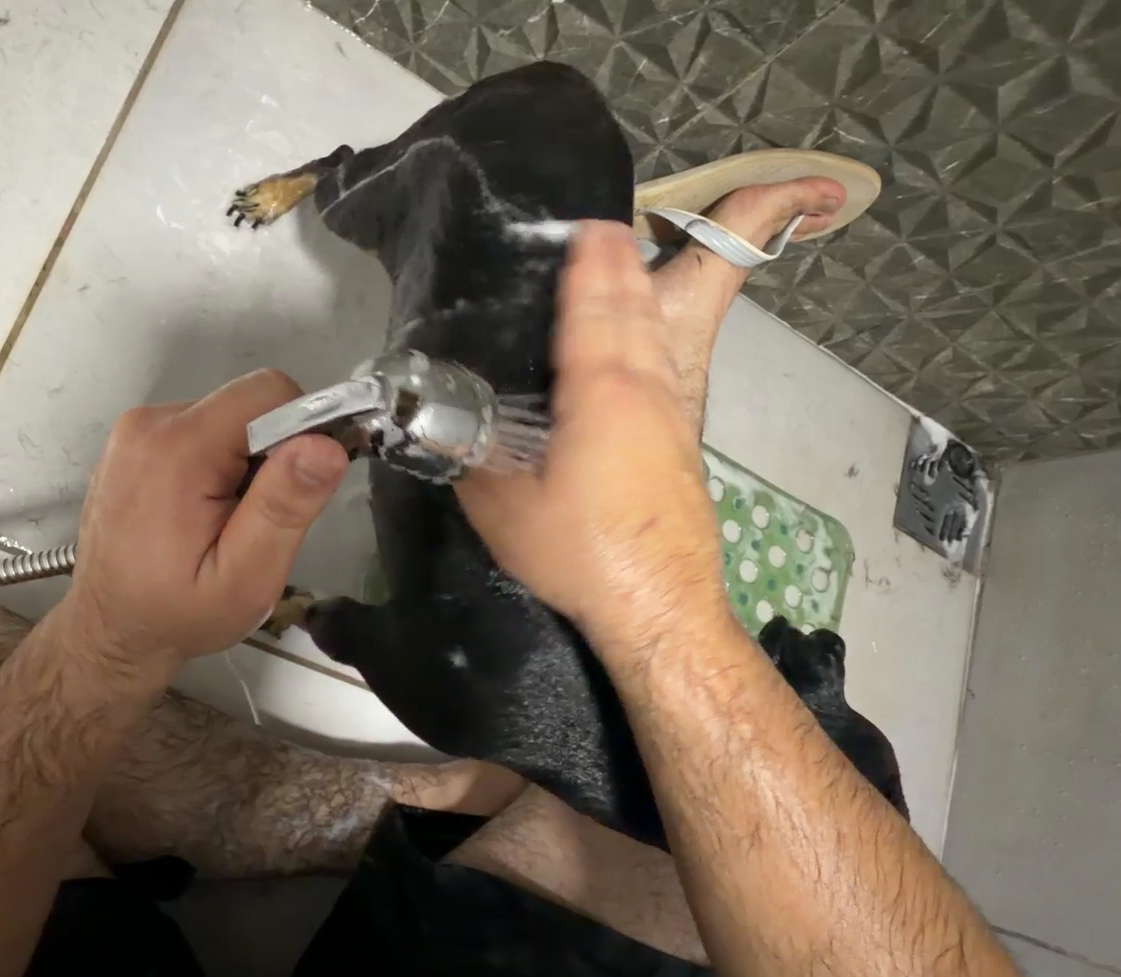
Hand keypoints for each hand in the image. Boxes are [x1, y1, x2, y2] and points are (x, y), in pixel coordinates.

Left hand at [53, 369, 348, 681]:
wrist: (111, 631)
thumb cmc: (178, 613)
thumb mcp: (246, 577)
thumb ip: (284, 508)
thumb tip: (326, 446)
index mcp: (178, 448)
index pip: (269, 393)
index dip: (303, 431)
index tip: (300, 488)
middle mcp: (151, 422)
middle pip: (248, 404)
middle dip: (272, 454)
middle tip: (259, 519)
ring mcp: (136, 430)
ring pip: (227, 418)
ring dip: (245, 462)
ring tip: (228, 522)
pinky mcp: (134, 442)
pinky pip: (200, 431)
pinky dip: (217, 463)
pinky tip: (203, 513)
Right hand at [459, 221, 724, 644]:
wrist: (659, 604)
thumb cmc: (581, 552)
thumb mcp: (505, 510)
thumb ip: (471, 460)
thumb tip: (439, 431)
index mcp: (601, 396)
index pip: (593, 313)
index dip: (588, 268)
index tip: (587, 227)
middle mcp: (645, 392)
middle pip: (634, 313)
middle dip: (620, 267)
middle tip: (606, 231)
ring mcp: (672, 417)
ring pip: (657, 338)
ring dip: (641, 297)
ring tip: (627, 269)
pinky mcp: (681, 445)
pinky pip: (665, 367)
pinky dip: (650, 337)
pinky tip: (641, 347)